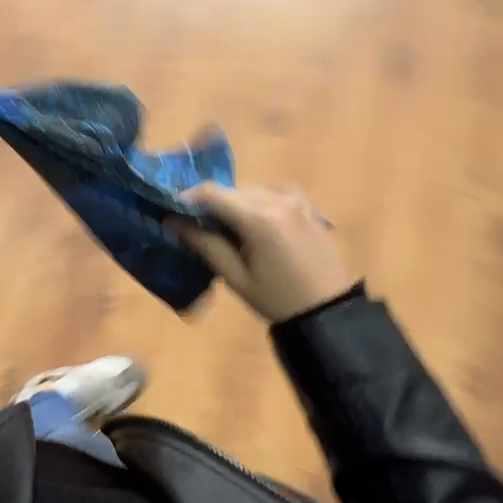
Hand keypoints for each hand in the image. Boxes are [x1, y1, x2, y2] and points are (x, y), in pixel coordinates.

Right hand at [175, 183, 357, 322]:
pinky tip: (256, 218)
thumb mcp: (236, 277)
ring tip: (227, 226)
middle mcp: (277, 200)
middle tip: (197, 225)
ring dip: (233, 201)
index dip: (187, 199)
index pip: (211, 193)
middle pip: (230, 189)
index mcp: (258, 218)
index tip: (173, 213)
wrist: (330, 313)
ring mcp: (296, 201)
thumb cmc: (278, 299)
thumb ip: (204, 244)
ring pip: (250, 189)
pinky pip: (274, 191)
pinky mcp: (307, 207)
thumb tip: (172, 222)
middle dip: (209, 203)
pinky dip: (258, 198)